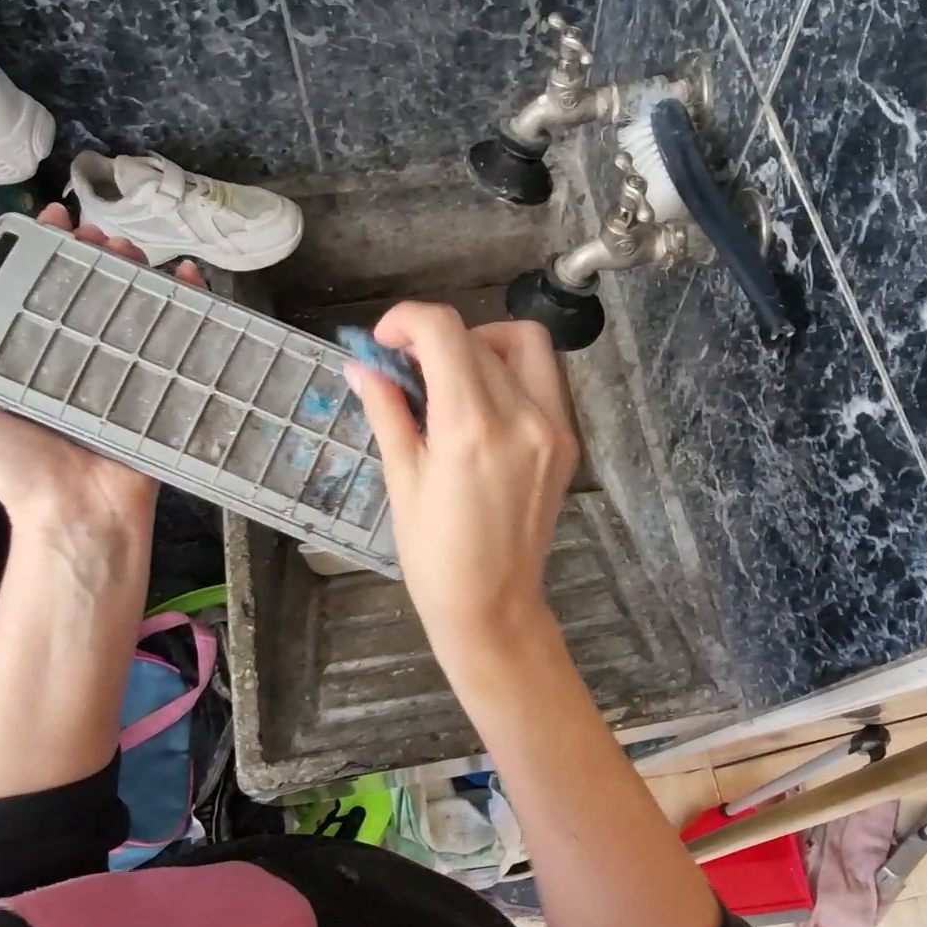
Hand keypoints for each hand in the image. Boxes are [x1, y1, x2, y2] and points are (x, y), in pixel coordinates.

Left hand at [0, 203, 205, 531]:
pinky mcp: (158, 388)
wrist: (80, 513)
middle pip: (88, 293)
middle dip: (95, 255)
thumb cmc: (18, 472)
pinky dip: (189, 305)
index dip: (42, 254)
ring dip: (136, 271)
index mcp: (29, 361)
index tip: (51, 222)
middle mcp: (76, 360)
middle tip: (103, 236)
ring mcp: (121, 372)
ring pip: (130, 308)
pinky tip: (190, 277)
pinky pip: (177, 341)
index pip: (36, 293)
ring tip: (135, 252)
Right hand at [347, 303, 578, 646]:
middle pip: (478, 336)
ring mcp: (552, 429)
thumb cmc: (435, 556)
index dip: (406, 320)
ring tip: (450, 382)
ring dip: (480, 346)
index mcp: (471, 427)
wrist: (493, 606)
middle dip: (435, 340)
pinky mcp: (566, 442)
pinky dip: (510, 373)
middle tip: (409, 372)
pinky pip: (543, 379)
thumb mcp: (401, 480)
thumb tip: (361, 366)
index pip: (444, 331)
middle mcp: (521, 417)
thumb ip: (387, 411)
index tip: (386, 342)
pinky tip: (482, 406)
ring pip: (521, 346)